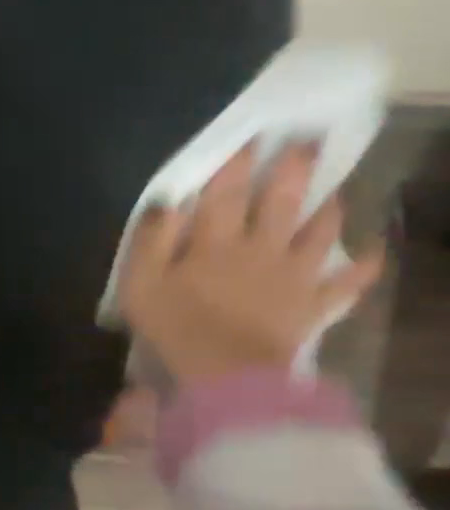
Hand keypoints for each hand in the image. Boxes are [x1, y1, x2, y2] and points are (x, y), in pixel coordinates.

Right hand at [120, 139, 384, 385]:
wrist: (226, 370)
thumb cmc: (173, 324)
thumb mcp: (141, 283)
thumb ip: (151, 241)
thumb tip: (165, 202)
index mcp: (215, 243)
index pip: (224, 196)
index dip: (235, 166)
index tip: (249, 139)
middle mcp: (260, 249)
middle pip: (279, 204)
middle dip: (293, 172)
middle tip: (308, 144)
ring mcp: (292, 276)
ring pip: (317, 234)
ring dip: (327, 211)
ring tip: (335, 193)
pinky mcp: (310, 304)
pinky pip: (342, 285)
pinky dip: (358, 270)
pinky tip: (369, 258)